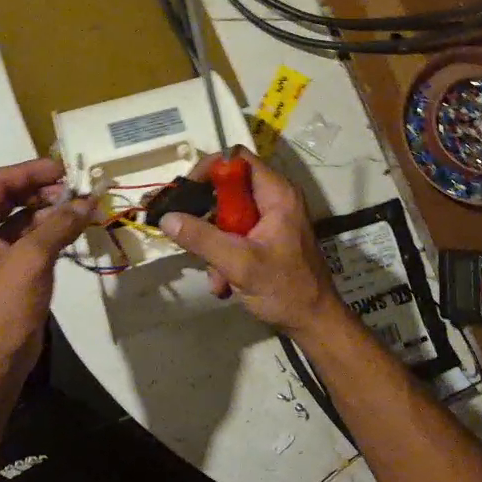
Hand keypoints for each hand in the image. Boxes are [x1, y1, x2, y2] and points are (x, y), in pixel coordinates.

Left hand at [0, 158, 91, 374]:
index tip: (66, 168)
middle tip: (78, 188)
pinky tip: (73, 229)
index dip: (33, 171)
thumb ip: (60, 225)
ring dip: (49, 212)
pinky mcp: (2, 272)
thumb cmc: (2, 310)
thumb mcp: (32, 261)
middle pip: (8, 198)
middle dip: (43, 191)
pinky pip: (25, 241)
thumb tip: (88, 200)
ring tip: (82, 207)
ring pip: (19, 219)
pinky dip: (48, 233)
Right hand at [157, 148, 346, 338]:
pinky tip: (224, 285)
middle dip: (206, 221)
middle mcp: (274, 199)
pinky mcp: (266, 239)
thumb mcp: (239, 263)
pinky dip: (224, 258)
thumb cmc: (285, 288)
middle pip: (226, 189)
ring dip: (213, 247)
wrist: (315, 322)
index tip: (187, 194)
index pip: (236, 159)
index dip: (208, 169)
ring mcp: (270, 220)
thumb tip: (166, 218)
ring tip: (216, 277)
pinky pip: (234, 236)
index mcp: (276, 193)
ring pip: (226, 217)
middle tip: (189, 239)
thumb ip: (202, 239)